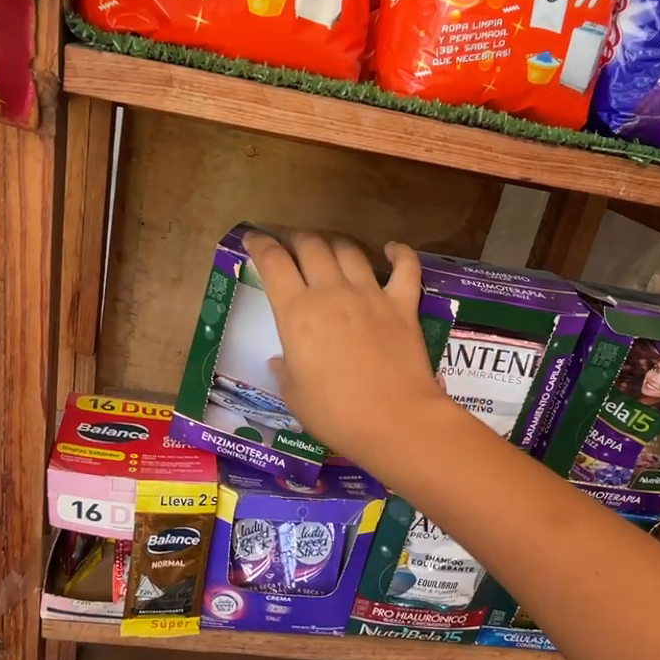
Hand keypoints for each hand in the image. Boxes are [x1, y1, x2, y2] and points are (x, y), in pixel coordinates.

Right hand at [245, 230, 459, 461]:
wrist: (396, 422)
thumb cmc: (336, 415)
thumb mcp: (295, 398)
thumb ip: (285, 372)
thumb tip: (281, 361)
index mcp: (296, 313)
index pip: (273, 262)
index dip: (259, 244)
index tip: (253, 238)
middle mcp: (331, 293)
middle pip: (310, 246)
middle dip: (295, 238)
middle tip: (289, 243)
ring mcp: (370, 295)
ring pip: (349, 250)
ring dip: (334, 242)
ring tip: (327, 247)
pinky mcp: (403, 305)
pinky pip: (405, 267)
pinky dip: (400, 253)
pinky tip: (393, 248)